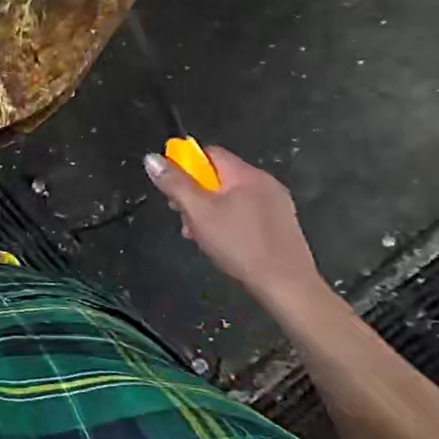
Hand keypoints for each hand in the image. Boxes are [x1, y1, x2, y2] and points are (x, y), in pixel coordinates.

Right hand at [144, 146, 326, 305]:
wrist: (285, 285)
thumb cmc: (239, 245)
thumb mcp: (197, 212)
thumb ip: (174, 183)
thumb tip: (153, 159)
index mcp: (247, 176)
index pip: (209, 153)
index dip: (185, 165)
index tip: (172, 186)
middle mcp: (265, 184)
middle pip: (218, 176)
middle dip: (194, 192)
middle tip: (183, 214)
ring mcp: (276, 204)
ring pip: (229, 196)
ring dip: (207, 209)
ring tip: (199, 232)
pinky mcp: (280, 224)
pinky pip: (244, 211)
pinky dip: (226, 220)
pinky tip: (219, 240)